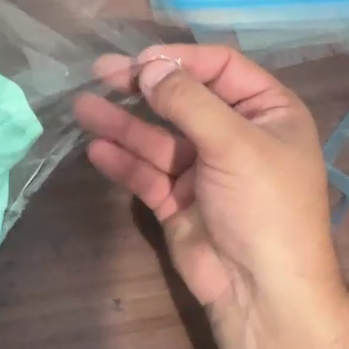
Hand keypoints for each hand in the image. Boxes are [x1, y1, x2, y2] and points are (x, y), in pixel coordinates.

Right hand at [74, 44, 342, 323]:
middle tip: (100, 73)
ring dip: (121, 124)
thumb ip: (188, 102)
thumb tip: (148, 68)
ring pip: (156, 138)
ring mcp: (203, 169)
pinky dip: (123, 162)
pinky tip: (96, 150)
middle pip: (181, 101)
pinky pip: (146, 173)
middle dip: (141, 89)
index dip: (179, 60)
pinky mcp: (176, 200)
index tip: (139, 60)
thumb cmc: (264, 205)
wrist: (260, 288)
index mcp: (266, 112)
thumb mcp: (234, 143)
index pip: (220, 69)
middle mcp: (233, 135)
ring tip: (82, 109)